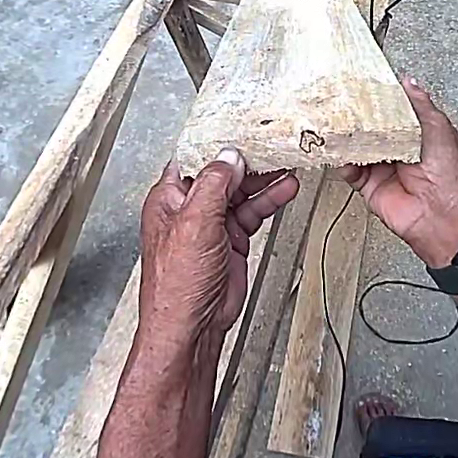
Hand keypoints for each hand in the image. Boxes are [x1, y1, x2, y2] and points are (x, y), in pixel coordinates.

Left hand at [140, 148, 299, 341]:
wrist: (193, 326)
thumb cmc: (177, 285)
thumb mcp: (194, 225)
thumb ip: (213, 186)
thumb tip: (229, 157)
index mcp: (170, 199)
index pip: (195, 159)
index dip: (219, 145)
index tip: (244, 131)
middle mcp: (190, 209)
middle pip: (224, 174)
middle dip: (249, 162)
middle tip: (275, 148)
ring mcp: (212, 224)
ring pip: (243, 193)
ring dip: (265, 181)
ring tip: (288, 166)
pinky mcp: (231, 239)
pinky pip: (253, 213)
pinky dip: (270, 201)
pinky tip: (285, 191)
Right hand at [341, 78, 457, 268]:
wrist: (440, 212)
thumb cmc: (448, 172)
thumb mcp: (437, 126)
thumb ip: (419, 104)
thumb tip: (408, 82)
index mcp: (415, 134)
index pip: (391, 112)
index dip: (378, 101)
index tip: (362, 87)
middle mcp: (397, 149)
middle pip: (370, 129)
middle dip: (357, 118)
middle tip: (342, 104)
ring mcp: (382, 167)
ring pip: (356, 147)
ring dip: (347, 138)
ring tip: (335, 123)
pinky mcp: (369, 185)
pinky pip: (350, 170)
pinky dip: (342, 161)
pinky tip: (339, 151)